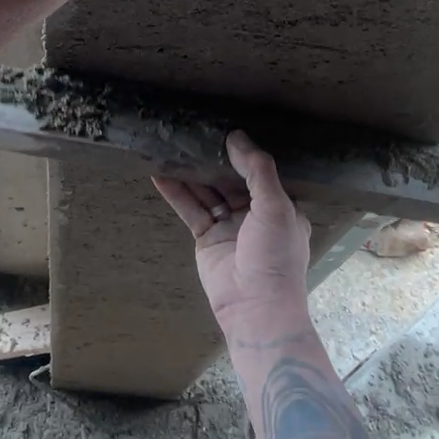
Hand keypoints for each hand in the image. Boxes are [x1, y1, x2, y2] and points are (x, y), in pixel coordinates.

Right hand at [155, 131, 311, 337]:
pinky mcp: (206, 239)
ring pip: (207, 192)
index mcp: (279, 207)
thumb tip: (236, 137)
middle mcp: (253, 214)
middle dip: (211, 159)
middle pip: (229, 179)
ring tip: (170, 147)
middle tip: (190, 133)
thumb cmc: (274, 256)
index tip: (223, 129)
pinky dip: (176, 192)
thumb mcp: (275, 206)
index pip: (259, 172)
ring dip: (190, 172)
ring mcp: (228, 226)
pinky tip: (160, 175)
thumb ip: (257, 170)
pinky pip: (190, 209)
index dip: (242, 153)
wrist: (256, 308)